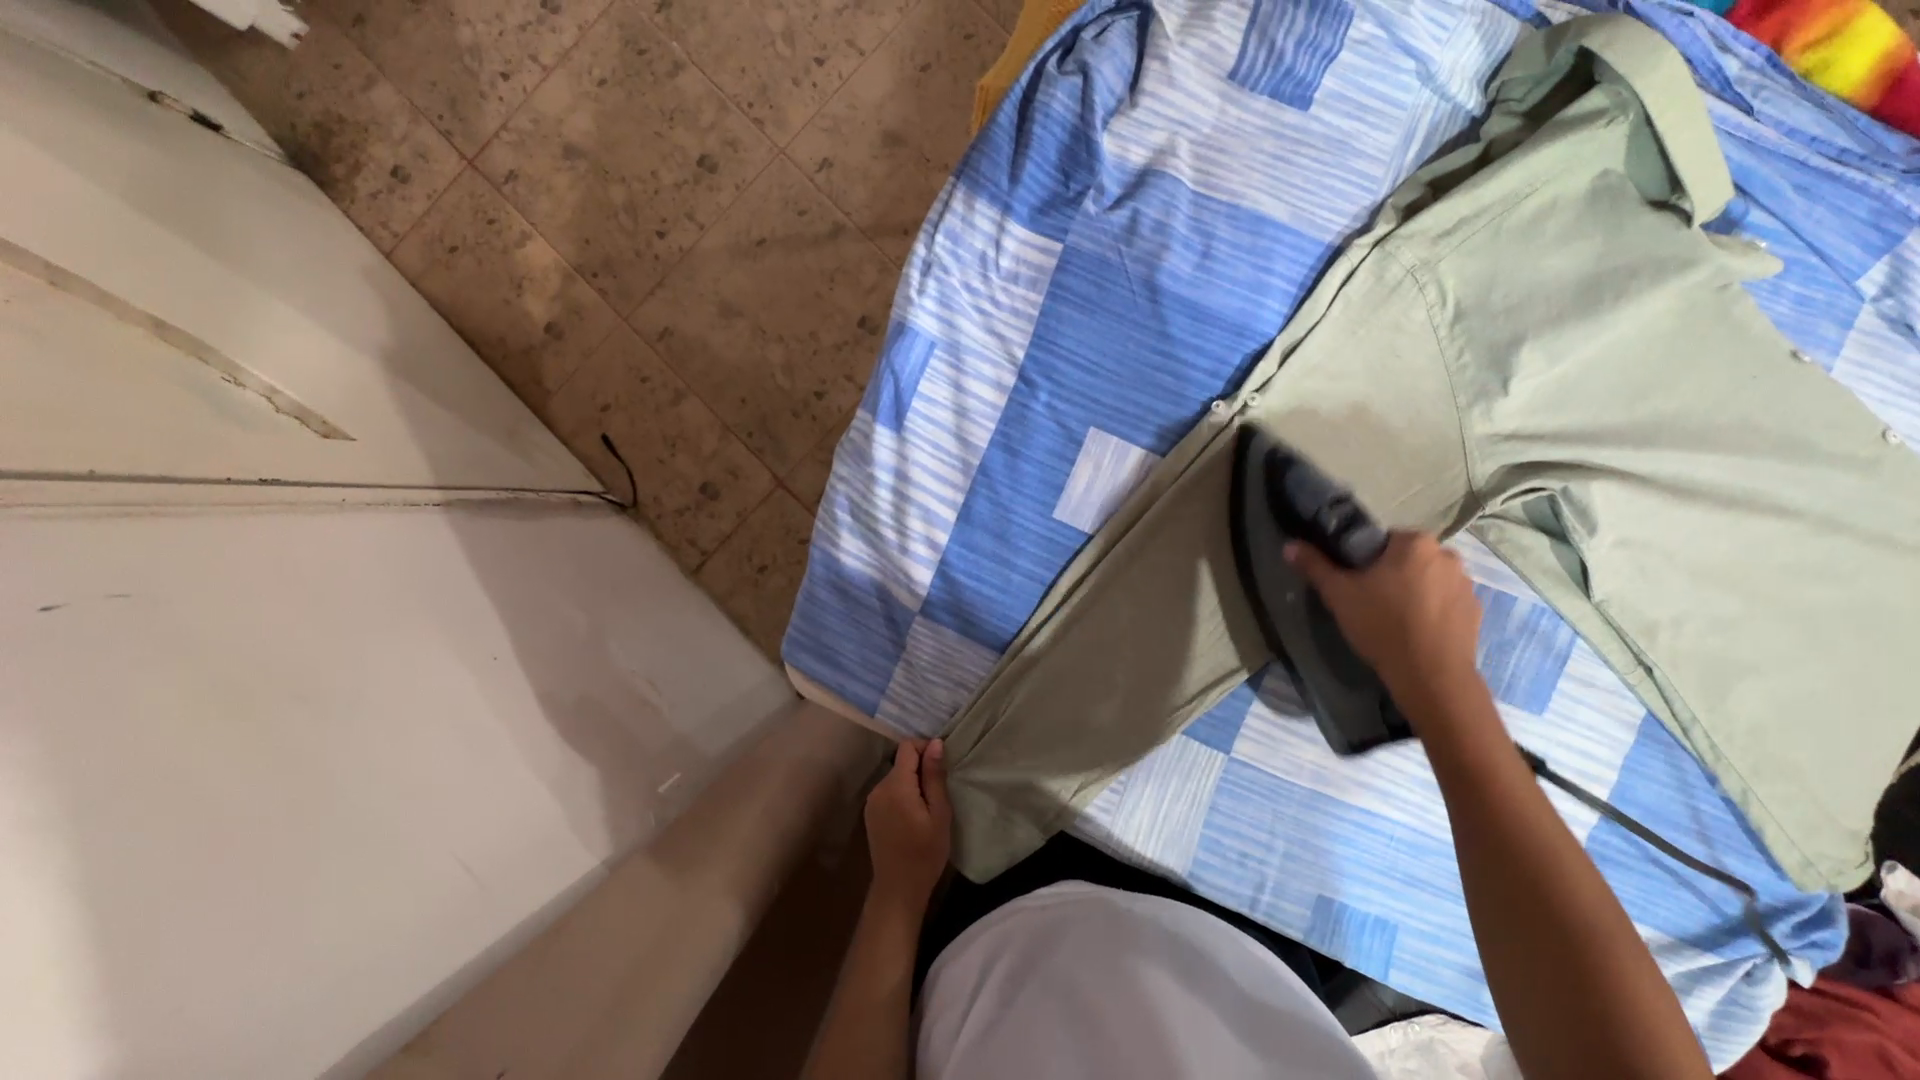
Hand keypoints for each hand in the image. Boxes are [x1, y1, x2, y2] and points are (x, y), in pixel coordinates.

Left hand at [863, 739, 951, 914]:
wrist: (899, 887)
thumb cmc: (926, 853)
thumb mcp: (939, 813)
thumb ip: (934, 776)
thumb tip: (936, 743)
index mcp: (896, 786)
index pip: (907, 747)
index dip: (926, 749)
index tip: (943, 766)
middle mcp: (879, 788)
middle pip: (901, 762)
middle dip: (921, 768)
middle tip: (940, 790)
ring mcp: (872, 801)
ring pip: (895, 776)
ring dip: (912, 782)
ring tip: (929, 804)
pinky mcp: (870, 813)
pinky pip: (889, 791)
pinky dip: (902, 794)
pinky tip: (913, 814)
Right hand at [1284, 532, 1493, 739]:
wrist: (1431, 676)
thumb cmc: (1382, 626)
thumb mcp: (1339, 595)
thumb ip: (1315, 566)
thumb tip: (1290, 545)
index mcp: (1414, 542)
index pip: (1383, 541)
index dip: (1364, 561)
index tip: (1355, 584)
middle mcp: (1447, 555)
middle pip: (1408, 559)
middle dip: (1392, 575)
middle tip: (1371, 603)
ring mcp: (1466, 584)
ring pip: (1429, 580)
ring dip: (1414, 592)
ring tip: (1395, 621)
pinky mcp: (1476, 611)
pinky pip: (1446, 602)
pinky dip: (1433, 611)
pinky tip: (1417, 633)